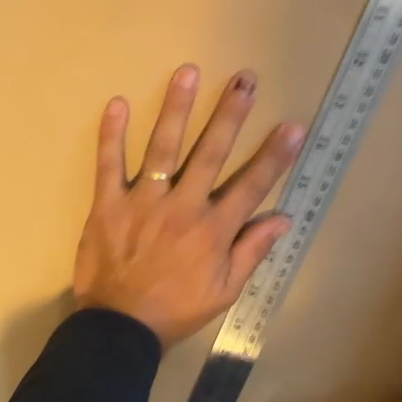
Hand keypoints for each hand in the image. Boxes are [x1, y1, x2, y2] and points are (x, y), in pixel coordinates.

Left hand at [74, 65, 306, 348]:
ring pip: (162, 148)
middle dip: (230, 114)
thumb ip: (250, 253)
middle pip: (211, 153)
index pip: (252, 185)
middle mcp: (182, 207)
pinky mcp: (108, 207)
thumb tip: (283, 219)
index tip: (292, 126)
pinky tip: (116, 104)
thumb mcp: (223, 292)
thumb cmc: (174, 313)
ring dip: (176, 108)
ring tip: (187, 72)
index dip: (275, 155)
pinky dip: (111, 136)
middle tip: (245, 79)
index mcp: (213, 230)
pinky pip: (108, 166)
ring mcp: (143, 202)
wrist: (119, 328)